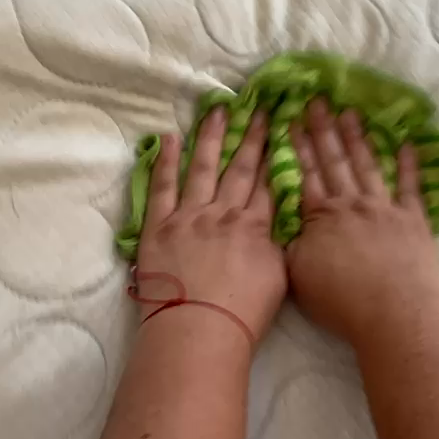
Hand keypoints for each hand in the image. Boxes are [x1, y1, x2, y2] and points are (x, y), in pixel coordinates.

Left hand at [135, 106, 286, 345]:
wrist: (199, 330)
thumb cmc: (242, 315)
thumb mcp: (277, 278)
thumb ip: (276, 245)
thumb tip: (276, 224)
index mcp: (255, 227)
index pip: (268, 184)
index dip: (275, 155)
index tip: (280, 129)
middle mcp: (223, 213)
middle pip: (241, 169)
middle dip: (252, 137)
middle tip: (258, 108)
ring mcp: (189, 216)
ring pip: (203, 168)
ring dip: (211, 137)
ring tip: (217, 110)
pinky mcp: (158, 227)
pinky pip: (162, 186)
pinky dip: (164, 161)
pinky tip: (168, 138)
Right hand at [286, 98, 438, 345]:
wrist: (393, 314)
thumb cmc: (340, 301)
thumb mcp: (297, 275)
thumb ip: (290, 243)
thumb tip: (282, 221)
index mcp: (321, 217)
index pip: (305, 174)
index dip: (297, 146)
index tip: (291, 119)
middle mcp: (351, 204)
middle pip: (334, 161)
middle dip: (324, 130)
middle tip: (318, 101)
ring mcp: (384, 208)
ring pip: (367, 166)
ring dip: (357, 138)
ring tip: (350, 112)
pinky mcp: (413, 220)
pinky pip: (410, 186)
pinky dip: (409, 164)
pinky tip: (406, 144)